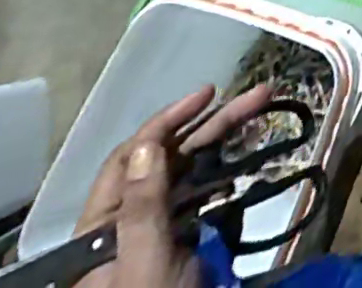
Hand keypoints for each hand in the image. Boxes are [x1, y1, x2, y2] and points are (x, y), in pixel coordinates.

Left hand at [71, 84, 274, 287]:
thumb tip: (147, 144)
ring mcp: (155, 230)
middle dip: (212, 123)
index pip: (131, 156)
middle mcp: (125, 220)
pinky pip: (202, 193)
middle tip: (256, 96)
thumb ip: (143, 206)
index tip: (208, 96)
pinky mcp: (180, 241)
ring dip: (225, 139)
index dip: (168, 121)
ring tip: (261, 110)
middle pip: (167, 157)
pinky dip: (226, 169)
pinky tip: (248, 156)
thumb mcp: (145, 265)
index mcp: (99, 227)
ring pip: (189, 169)